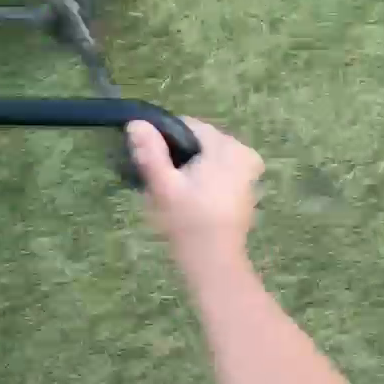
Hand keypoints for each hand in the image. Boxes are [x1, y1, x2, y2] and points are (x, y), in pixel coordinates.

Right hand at [127, 117, 263, 268]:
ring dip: (187, 168)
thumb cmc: (187, 221)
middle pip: (197, 141)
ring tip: (171, 192)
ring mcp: (248, 171)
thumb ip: (150, 152)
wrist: (212, 260)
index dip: (163, 140)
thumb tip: (136, 122)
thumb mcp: (163, 185)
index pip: (187, 126)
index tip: (150, 161)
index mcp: (227, 146)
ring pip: (205, 157)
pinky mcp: (245, 188)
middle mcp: (244, 152)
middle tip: (159, 182)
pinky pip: (216, 171)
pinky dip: (200, 179)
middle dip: (176, 155)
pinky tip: (188, 200)